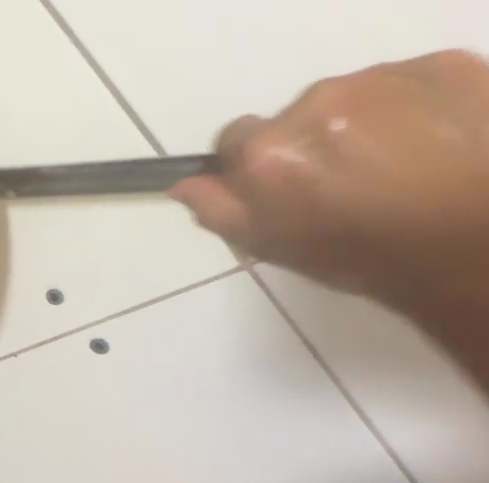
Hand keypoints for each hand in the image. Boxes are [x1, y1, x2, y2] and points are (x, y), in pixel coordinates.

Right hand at [170, 50, 488, 313]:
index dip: (249, 163)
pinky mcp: (444, 66)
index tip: (274, 183)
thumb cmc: (355, 252)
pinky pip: (407, 81)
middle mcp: (317, 104)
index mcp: (266, 152)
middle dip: (306, 141)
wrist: (468, 239)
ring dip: (357, 122)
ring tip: (388, 160)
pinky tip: (425, 140)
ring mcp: (384, 80)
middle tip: (337, 179)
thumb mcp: (266, 243)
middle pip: (294, 114)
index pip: (233, 137)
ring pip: (350, 96)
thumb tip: (186, 183)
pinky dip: (409, 105)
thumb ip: (217, 208)